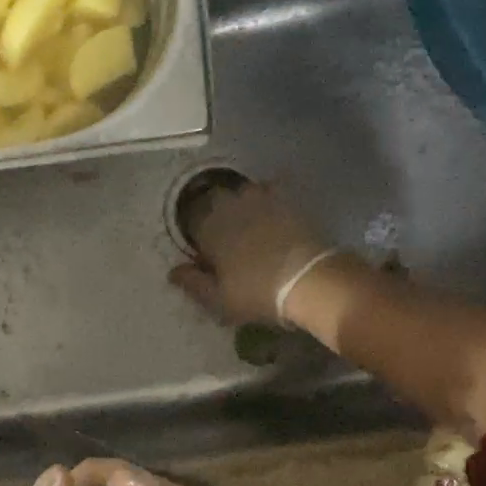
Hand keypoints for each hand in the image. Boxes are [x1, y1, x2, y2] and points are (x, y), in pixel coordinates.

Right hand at [168, 182, 333, 326]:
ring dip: (239, 200)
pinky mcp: (289, 199)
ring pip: (242, 191)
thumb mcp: (217, 298)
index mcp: (208, 227)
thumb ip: (192, 282)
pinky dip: (269, 192)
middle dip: (212, 210)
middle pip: (213, 199)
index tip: (198, 245)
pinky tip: (271, 205)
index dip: (192, 230)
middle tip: (220, 229)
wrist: (311, 280)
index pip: (189, 218)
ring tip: (244, 216)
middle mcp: (230, 205)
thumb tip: (173, 272)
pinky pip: (273, 187)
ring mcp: (261, 198)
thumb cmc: (256, 292)